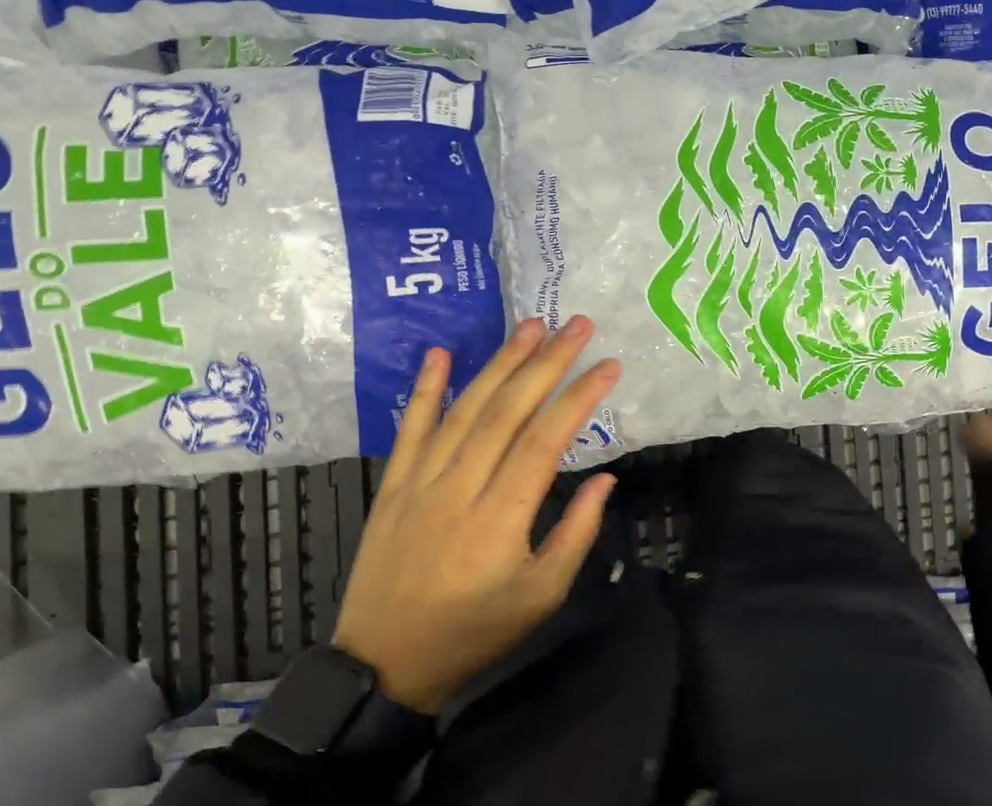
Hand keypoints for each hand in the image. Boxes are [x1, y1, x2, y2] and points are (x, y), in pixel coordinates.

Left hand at [331, 317, 621, 714]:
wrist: (382, 667)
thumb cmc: (475, 633)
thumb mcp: (542, 597)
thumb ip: (576, 534)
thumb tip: (605, 478)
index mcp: (499, 519)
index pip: (544, 441)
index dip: (578, 399)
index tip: (609, 366)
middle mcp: (457, 490)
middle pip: (505, 412)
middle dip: (546, 363)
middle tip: (577, 325)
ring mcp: (418, 485)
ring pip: (463, 411)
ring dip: (499, 364)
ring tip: (531, 326)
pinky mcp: (391, 488)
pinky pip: (408, 430)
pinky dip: (423, 389)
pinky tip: (440, 354)